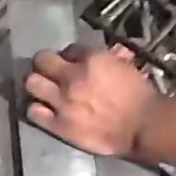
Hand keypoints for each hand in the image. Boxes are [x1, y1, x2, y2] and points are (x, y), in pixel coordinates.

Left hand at [24, 44, 160, 158]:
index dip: (69, 56)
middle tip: (48, 73)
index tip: (72, 64)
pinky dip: (36, 109)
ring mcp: (62, 101)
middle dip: (44, 64)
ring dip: (36, 85)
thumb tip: (113, 52)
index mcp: (91, 59)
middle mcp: (71, 77)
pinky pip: (33, 112)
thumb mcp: (127, 67)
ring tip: (42, 91)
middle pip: (41, 60)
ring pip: (31, 84)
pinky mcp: (58, 124)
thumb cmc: (140, 96)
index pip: (69, 49)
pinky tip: (42, 111)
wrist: (143, 126)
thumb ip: (113, 58)